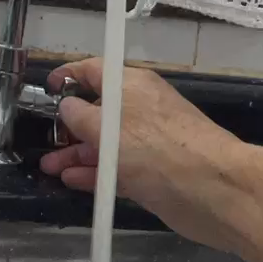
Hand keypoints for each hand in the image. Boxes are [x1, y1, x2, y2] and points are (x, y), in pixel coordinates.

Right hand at [37, 58, 251, 249]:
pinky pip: (115, 169)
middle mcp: (138, 110)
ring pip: (104, 144)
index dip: (68, 77)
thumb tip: (67, 107)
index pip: (94, 71)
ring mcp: (146, 144)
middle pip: (96, 111)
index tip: (48, 90)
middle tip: (46, 139)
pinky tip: (72, 180)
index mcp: (131, 86)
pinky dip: (94, 173)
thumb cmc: (156, 148)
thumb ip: (78, 116)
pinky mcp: (152, 174)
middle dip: (68, 125)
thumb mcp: (106, 127)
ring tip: (49, 166)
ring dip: (76, 153)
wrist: (215, 190)